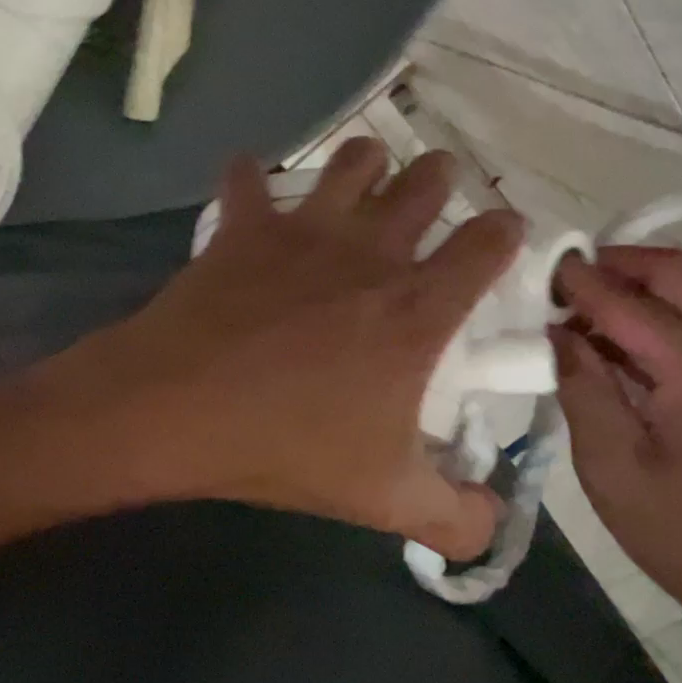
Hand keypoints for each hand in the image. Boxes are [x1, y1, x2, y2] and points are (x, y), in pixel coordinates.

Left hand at [73, 140, 522, 558]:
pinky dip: (247, 173)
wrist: (177, 408)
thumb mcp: (384, 499)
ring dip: (364, 160)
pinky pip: (246, 178)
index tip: (501, 235)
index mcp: (416, 310)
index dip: (503, 234)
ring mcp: (301, 232)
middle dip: (437, 178)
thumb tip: (492, 522)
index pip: (487, 246)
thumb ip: (455, 516)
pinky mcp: (241, 229)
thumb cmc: (284, 446)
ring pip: (351, 163)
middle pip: (422, 186)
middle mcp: (368, 254)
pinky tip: (248, 175)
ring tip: (366, 168)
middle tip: (434, 185)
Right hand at [551, 248, 681, 626]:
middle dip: (613, 265)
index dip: (577, 278)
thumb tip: (555, 330)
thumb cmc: (678, 531)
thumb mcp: (608, 463)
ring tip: (573, 319)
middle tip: (555, 286)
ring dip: (633, 290)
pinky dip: (653, 318)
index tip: (528, 265)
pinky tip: (611, 350)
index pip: (631, 301)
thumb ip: (581, 386)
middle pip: (677, 274)